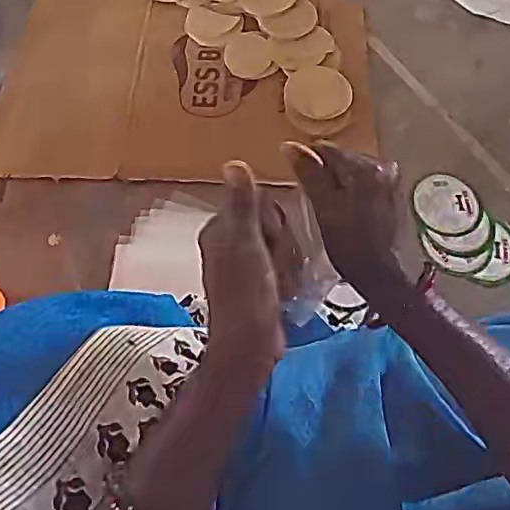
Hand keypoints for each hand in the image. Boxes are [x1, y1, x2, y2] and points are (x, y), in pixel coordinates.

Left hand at [197, 162, 287, 365]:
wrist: (251, 346)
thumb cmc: (246, 292)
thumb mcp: (246, 242)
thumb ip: (243, 203)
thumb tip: (234, 163)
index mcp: (220, 230)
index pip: (260, 204)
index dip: (273, 221)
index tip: (272, 240)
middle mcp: (229, 245)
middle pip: (273, 224)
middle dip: (283, 244)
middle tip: (276, 265)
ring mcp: (245, 267)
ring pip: (282, 246)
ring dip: (288, 262)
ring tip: (282, 282)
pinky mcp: (260, 285)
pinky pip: (284, 267)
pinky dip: (288, 277)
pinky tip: (286, 291)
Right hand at [284, 142, 412, 308]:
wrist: (389, 276)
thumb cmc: (352, 245)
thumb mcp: (324, 208)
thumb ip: (309, 174)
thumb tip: (290, 146)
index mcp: (364, 166)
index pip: (325, 149)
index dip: (307, 163)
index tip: (299, 183)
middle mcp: (382, 165)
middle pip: (341, 158)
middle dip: (325, 174)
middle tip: (315, 201)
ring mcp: (391, 179)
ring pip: (352, 171)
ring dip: (339, 184)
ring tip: (330, 209)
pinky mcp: (395, 194)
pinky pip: (365, 183)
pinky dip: (353, 192)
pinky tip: (348, 213)